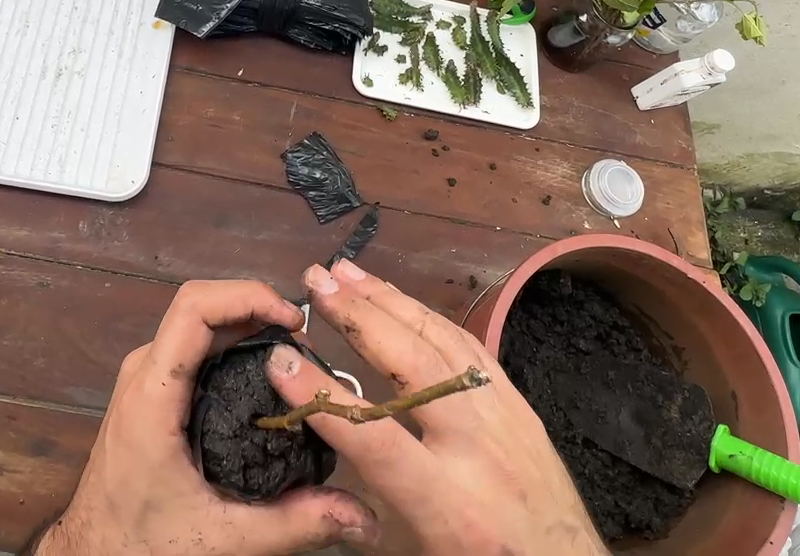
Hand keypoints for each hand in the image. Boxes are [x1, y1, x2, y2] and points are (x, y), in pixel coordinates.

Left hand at [34, 280, 379, 555]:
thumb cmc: (142, 546)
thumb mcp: (224, 539)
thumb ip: (296, 522)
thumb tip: (367, 520)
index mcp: (152, 394)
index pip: (193, 308)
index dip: (247, 297)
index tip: (293, 321)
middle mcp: (145, 370)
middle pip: (202, 307)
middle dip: (257, 307)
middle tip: (305, 343)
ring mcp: (145, 375)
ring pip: (199, 322)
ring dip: (246, 322)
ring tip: (293, 352)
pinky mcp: (151, 387)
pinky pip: (193, 343)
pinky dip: (231, 341)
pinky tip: (263, 370)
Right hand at [266, 259, 606, 555]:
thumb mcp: (419, 549)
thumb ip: (373, 491)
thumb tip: (324, 428)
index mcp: (448, 503)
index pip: (373, 437)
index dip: (322, 395)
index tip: (279, 358)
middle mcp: (479, 446)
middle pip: (412, 362)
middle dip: (358, 314)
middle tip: (315, 278)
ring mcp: (505, 415)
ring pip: (442, 338)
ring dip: (389, 298)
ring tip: (347, 271)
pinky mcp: (520, 401)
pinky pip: (469, 345)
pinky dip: (427, 314)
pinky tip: (401, 299)